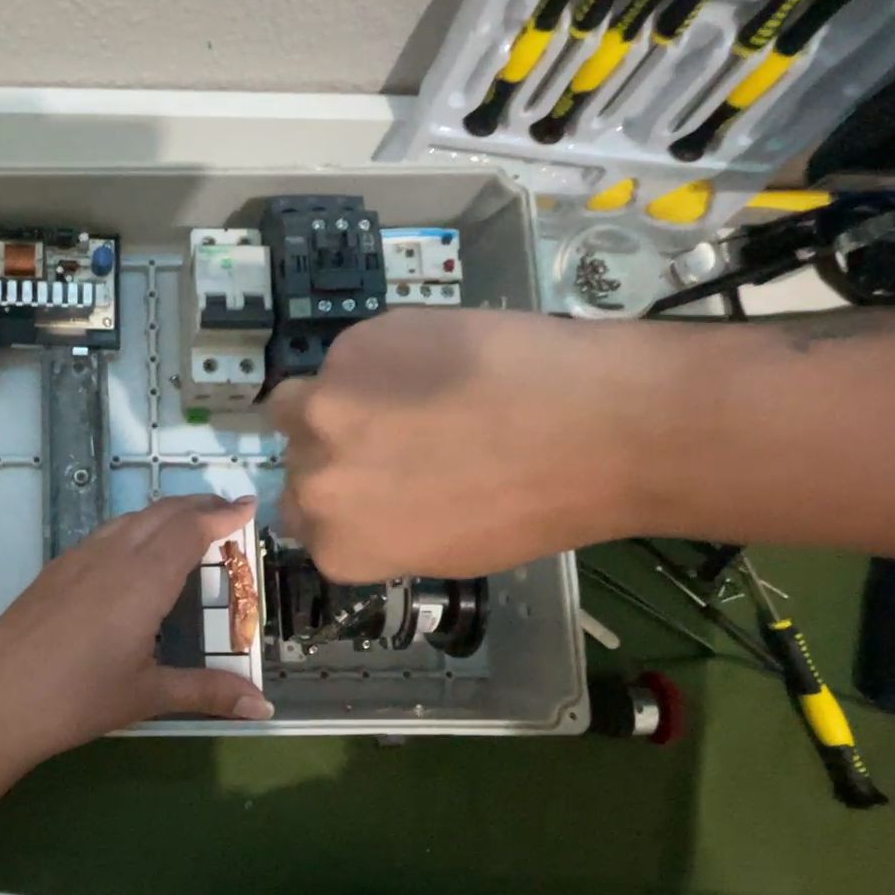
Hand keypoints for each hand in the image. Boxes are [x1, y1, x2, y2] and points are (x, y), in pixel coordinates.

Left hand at [0, 494, 273, 767]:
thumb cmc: (77, 699)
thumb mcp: (147, 694)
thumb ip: (208, 692)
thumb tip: (264, 708)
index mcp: (143, 579)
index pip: (191, 529)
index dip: (223, 514)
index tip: (249, 506)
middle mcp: (112, 556)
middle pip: (162, 514)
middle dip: (199, 506)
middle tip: (228, 512)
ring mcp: (77, 558)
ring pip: (130, 519)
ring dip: (164, 515)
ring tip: (187, 526)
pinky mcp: (54, 570)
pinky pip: (104, 534)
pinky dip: (134, 529)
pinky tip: (133, 553)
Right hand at [268, 309, 657, 581]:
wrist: (599, 424)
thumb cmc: (535, 507)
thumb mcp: (444, 550)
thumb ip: (377, 530)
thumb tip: (363, 496)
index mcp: (338, 543)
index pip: (302, 523)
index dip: (336, 503)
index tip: (367, 489)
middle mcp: (314, 479)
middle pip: (295, 463)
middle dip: (330, 454)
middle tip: (387, 441)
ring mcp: (325, 406)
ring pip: (296, 404)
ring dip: (330, 403)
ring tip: (394, 396)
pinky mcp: (354, 344)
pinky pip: (347, 358)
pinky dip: (375, 362)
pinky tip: (433, 363)